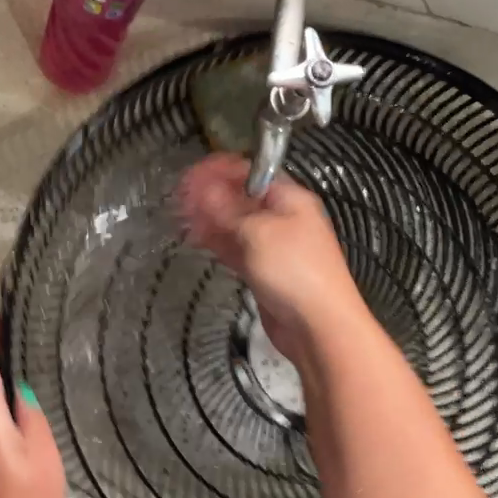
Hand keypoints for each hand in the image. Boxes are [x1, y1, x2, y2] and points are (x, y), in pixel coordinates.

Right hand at [174, 153, 361, 366]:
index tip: (190, 177)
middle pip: (240, 198)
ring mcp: (271, 245)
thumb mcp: (258, 232)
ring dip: (209, 220)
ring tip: (180, 219)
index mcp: (289, 199)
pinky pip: (235, 249)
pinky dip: (216, 243)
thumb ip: (227, 210)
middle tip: (179, 200)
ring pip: (234, 225)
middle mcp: (281, 218)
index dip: (219, 172)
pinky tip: (195, 239)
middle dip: (210, 196)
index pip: (250, 173)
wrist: (318, 325)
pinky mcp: (262, 270)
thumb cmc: (295, 271)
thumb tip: (204, 189)